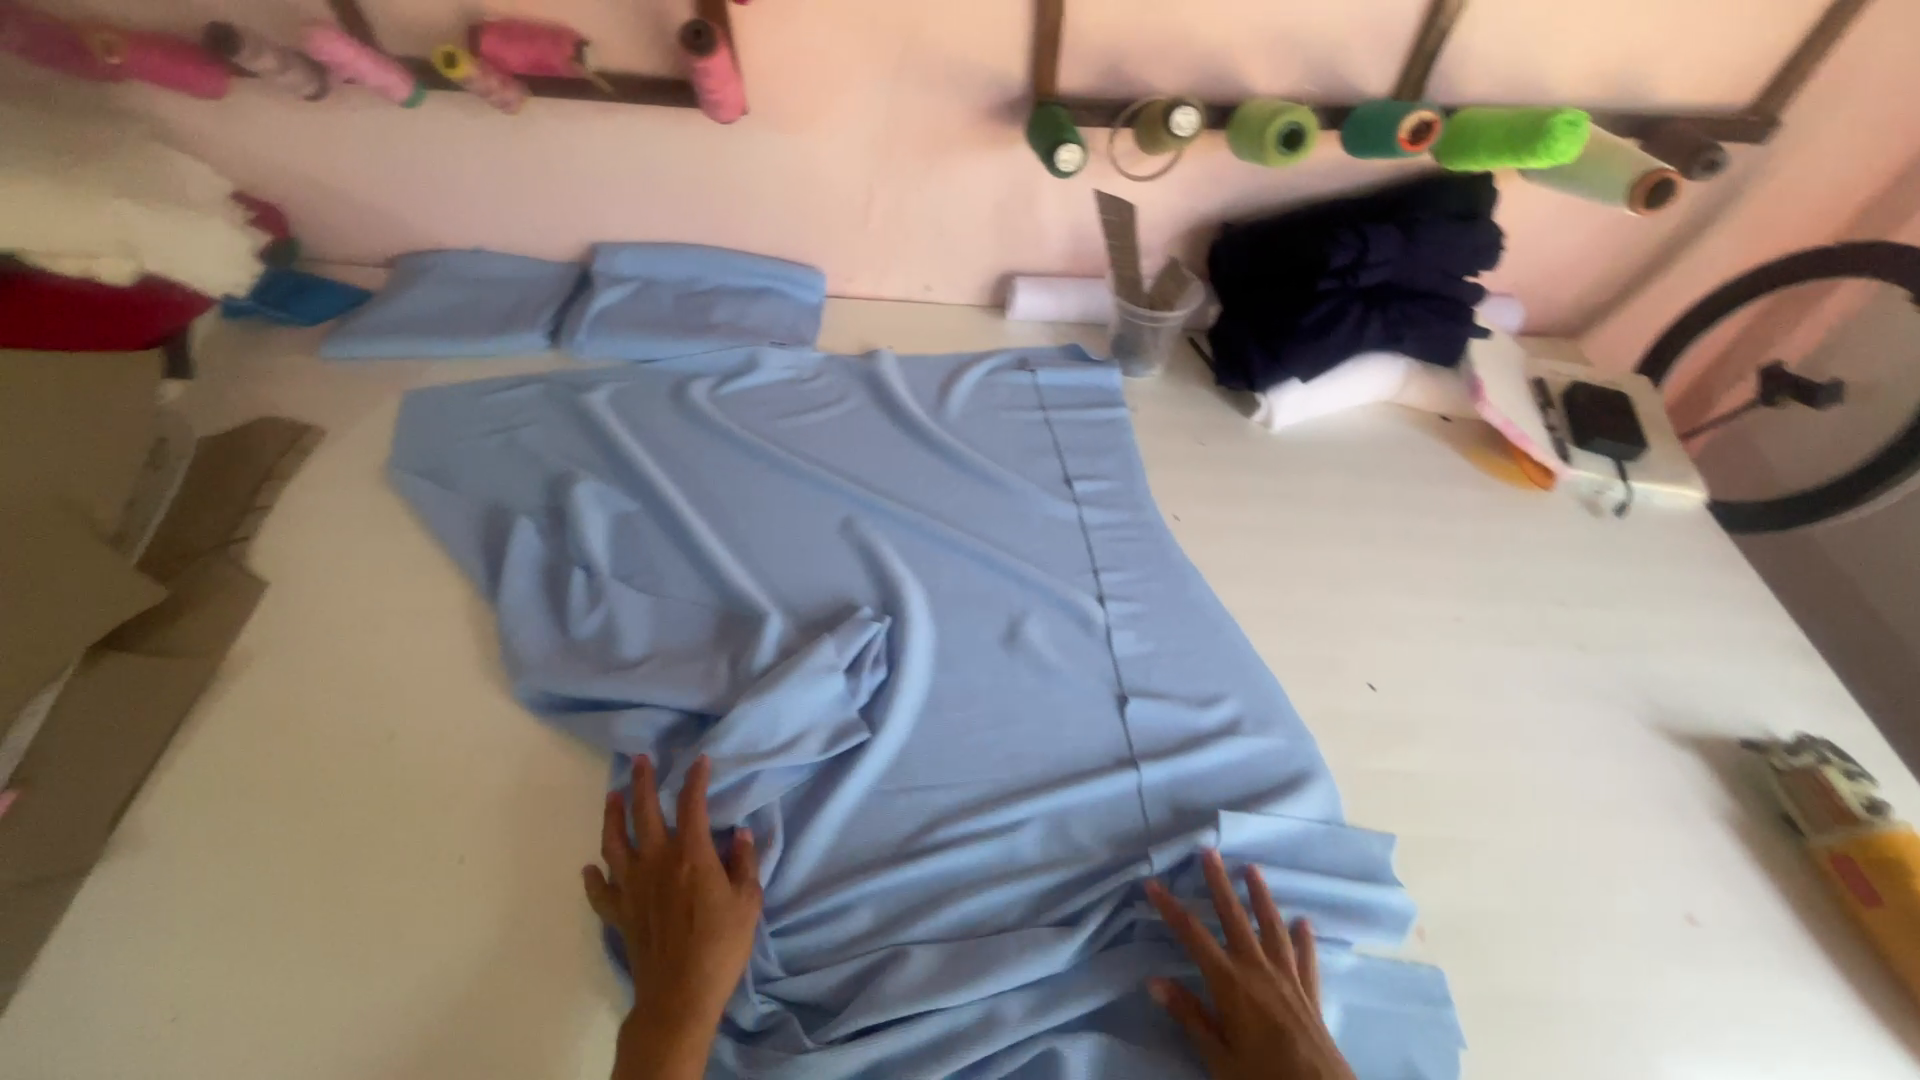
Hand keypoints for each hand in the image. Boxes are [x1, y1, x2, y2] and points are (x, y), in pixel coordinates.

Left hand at [584, 755, 761, 1079]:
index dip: (696, 778)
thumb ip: (745, 862)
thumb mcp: (749, 900)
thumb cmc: (722, 945)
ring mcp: (632, 886)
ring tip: (612, 795)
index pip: (692, 804)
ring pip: (614, 842)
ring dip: (611, 815)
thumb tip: (742, 833)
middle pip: (643, 812)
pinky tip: (590, 867)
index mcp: (691, 854)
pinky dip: (593, 877)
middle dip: (642, 782)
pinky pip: (599, 890)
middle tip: (640, 760)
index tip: (699, 760)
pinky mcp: (619, 912)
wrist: (680, 993)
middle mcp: (656, 861)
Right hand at [1145, 850, 1356, 1079]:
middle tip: (1209, 852)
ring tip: (1253, 869)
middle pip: (1234, 917)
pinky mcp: (1310, 994)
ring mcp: (1287, 979)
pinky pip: (1305, 958)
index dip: (1170, 908)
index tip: (1152, 883)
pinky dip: (1304, 938)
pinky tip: (1304, 922)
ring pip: (1272, 927)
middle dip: (1219, 883)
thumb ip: (1189, 1015)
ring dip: (1261, 896)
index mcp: (1229, 983)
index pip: (1192, 935)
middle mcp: (1257, 970)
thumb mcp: (1218, 1057)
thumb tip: (1154, 982)